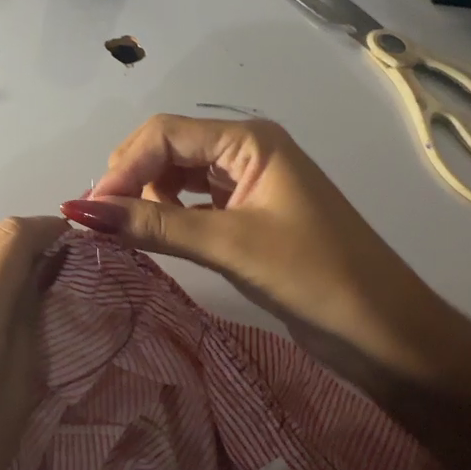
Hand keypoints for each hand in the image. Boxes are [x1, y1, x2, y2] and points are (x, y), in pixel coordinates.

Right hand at [63, 115, 451, 385]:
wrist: (391, 336)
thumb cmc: (316, 277)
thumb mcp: (229, 246)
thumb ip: (154, 226)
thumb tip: (79, 211)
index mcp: (249, 140)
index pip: (165, 134)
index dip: (123, 165)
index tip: (92, 210)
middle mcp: (246, 149)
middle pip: (167, 148)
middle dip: (131, 178)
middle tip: (103, 222)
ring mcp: (250, 181)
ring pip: (177, 174)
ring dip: (147, 197)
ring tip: (124, 232)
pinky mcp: (250, 212)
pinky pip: (193, 200)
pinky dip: (168, 214)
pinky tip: (154, 236)